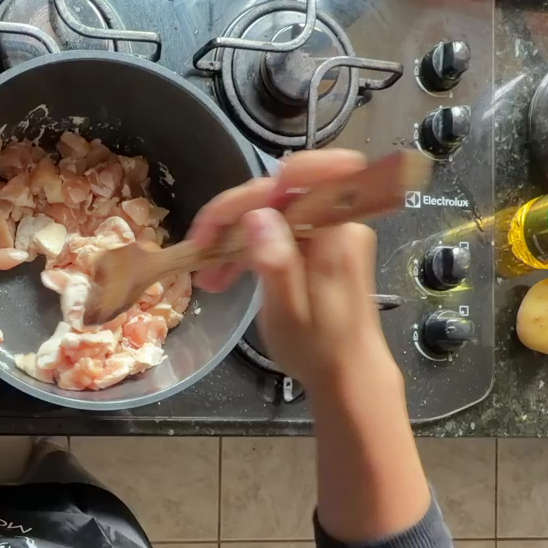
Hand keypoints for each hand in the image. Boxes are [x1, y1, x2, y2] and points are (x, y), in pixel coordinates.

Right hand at [186, 151, 398, 401]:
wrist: (347, 374)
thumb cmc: (320, 349)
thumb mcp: (289, 313)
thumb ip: (277, 262)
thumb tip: (257, 215)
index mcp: (337, 233)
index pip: (321, 173)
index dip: (279, 176)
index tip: (240, 205)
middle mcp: (334, 222)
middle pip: (280, 191)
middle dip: (234, 214)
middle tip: (200, 248)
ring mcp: (322, 232)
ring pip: (269, 211)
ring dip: (230, 236)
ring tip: (207, 277)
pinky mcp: (311, 246)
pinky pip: (272, 231)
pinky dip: (243, 249)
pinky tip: (221, 276)